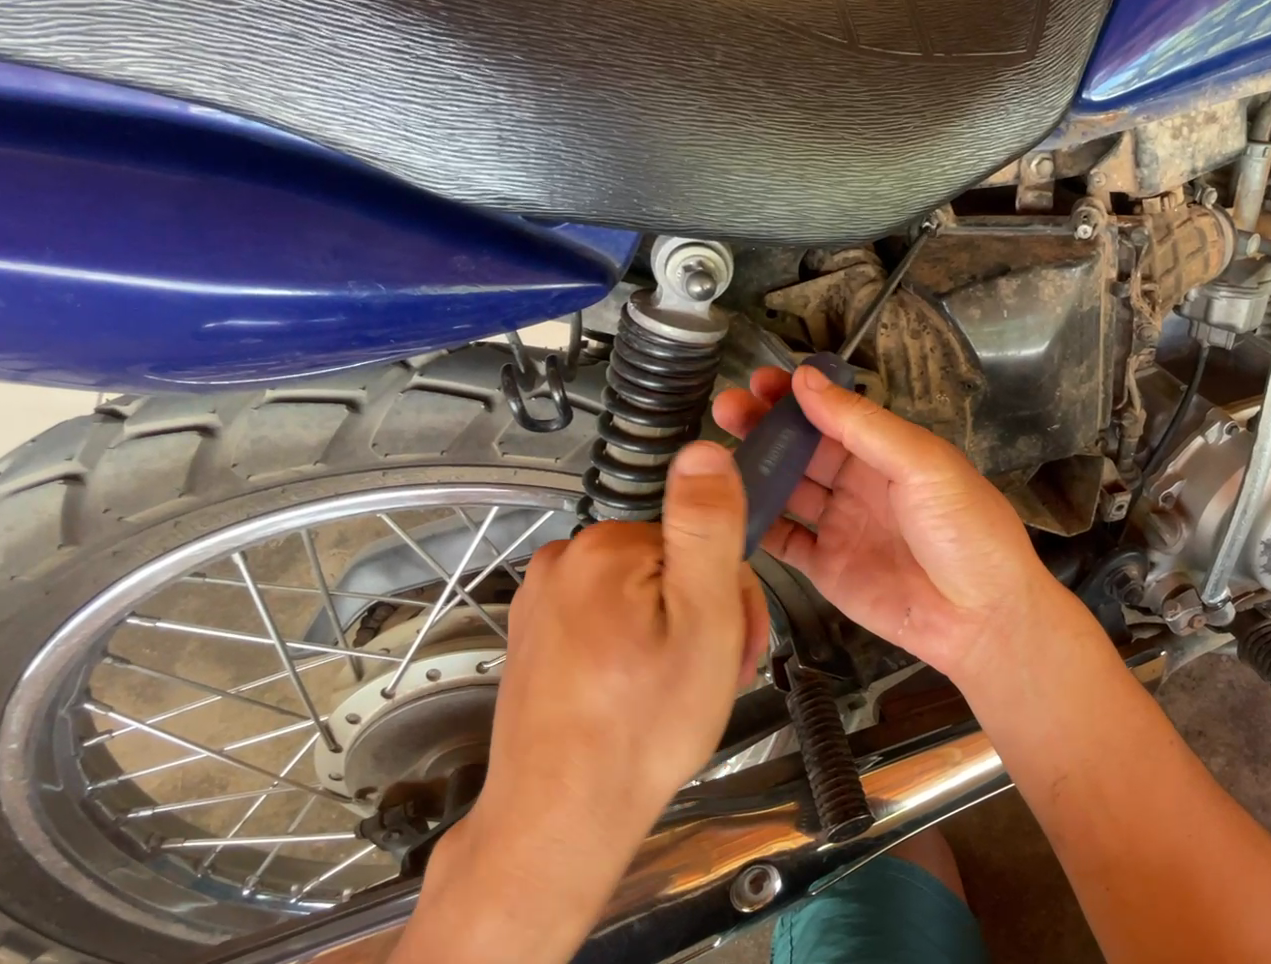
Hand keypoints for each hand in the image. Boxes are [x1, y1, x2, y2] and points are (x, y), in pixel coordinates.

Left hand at [392, 442, 767, 963]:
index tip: (733, 639)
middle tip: (712, 671)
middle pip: (673, 564)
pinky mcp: (538, 638)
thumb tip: (705, 450)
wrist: (561, 821)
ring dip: (676, 633)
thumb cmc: (642, 728)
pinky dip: (639, 650)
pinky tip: (643, 694)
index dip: (730, 590)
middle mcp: (563, 562)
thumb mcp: (703, 620)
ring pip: (646, 594)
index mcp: (604, 547)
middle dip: (705, 612)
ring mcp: (543, 602)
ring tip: (679, 691)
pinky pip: (612, 621)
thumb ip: (707, 529)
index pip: (701, 538)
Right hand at [712, 365, 1071, 683]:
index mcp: (889, 451)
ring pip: (788, 490)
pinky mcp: (826, 566)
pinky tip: (727, 506)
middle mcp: (861, 483)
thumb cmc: (967, 529)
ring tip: (717, 450)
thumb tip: (807, 379)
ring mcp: (841, 524)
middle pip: (804, 449)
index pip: (834, 414)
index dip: (798, 397)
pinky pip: (784, 540)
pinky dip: (756, 524)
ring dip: (755, 470)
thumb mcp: (922, 463)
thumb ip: (862, 424)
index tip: (760, 380)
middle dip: (766, 427)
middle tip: (727, 407)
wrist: (982, 616)